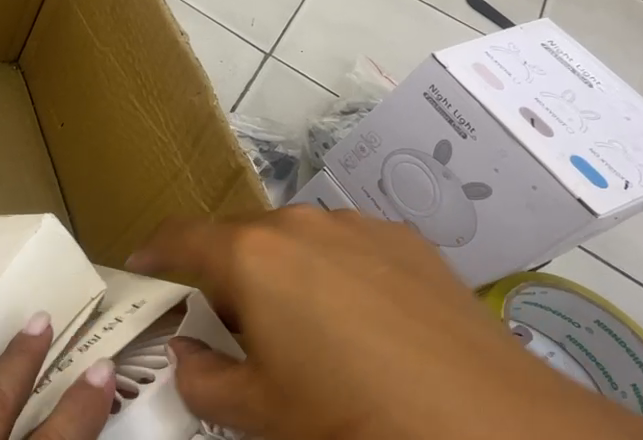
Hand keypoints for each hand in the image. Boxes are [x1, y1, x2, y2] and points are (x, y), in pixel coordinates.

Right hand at [126, 207, 642, 439]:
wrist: (502, 431)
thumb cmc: (357, 420)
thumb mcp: (263, 416)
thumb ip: (203, 379)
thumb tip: (183, 354)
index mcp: (248, 255)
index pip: (178, 238)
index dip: (152, 252)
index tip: (139, 268)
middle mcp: (295, 223)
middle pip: (239, 239)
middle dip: (227, 277)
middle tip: (236, 328)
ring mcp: (355, 226)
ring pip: (296, 241)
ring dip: (285, 273)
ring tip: (311, 330)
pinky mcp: (408, 241)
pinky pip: (349, 248)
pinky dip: (339, 274)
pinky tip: (369, 325)